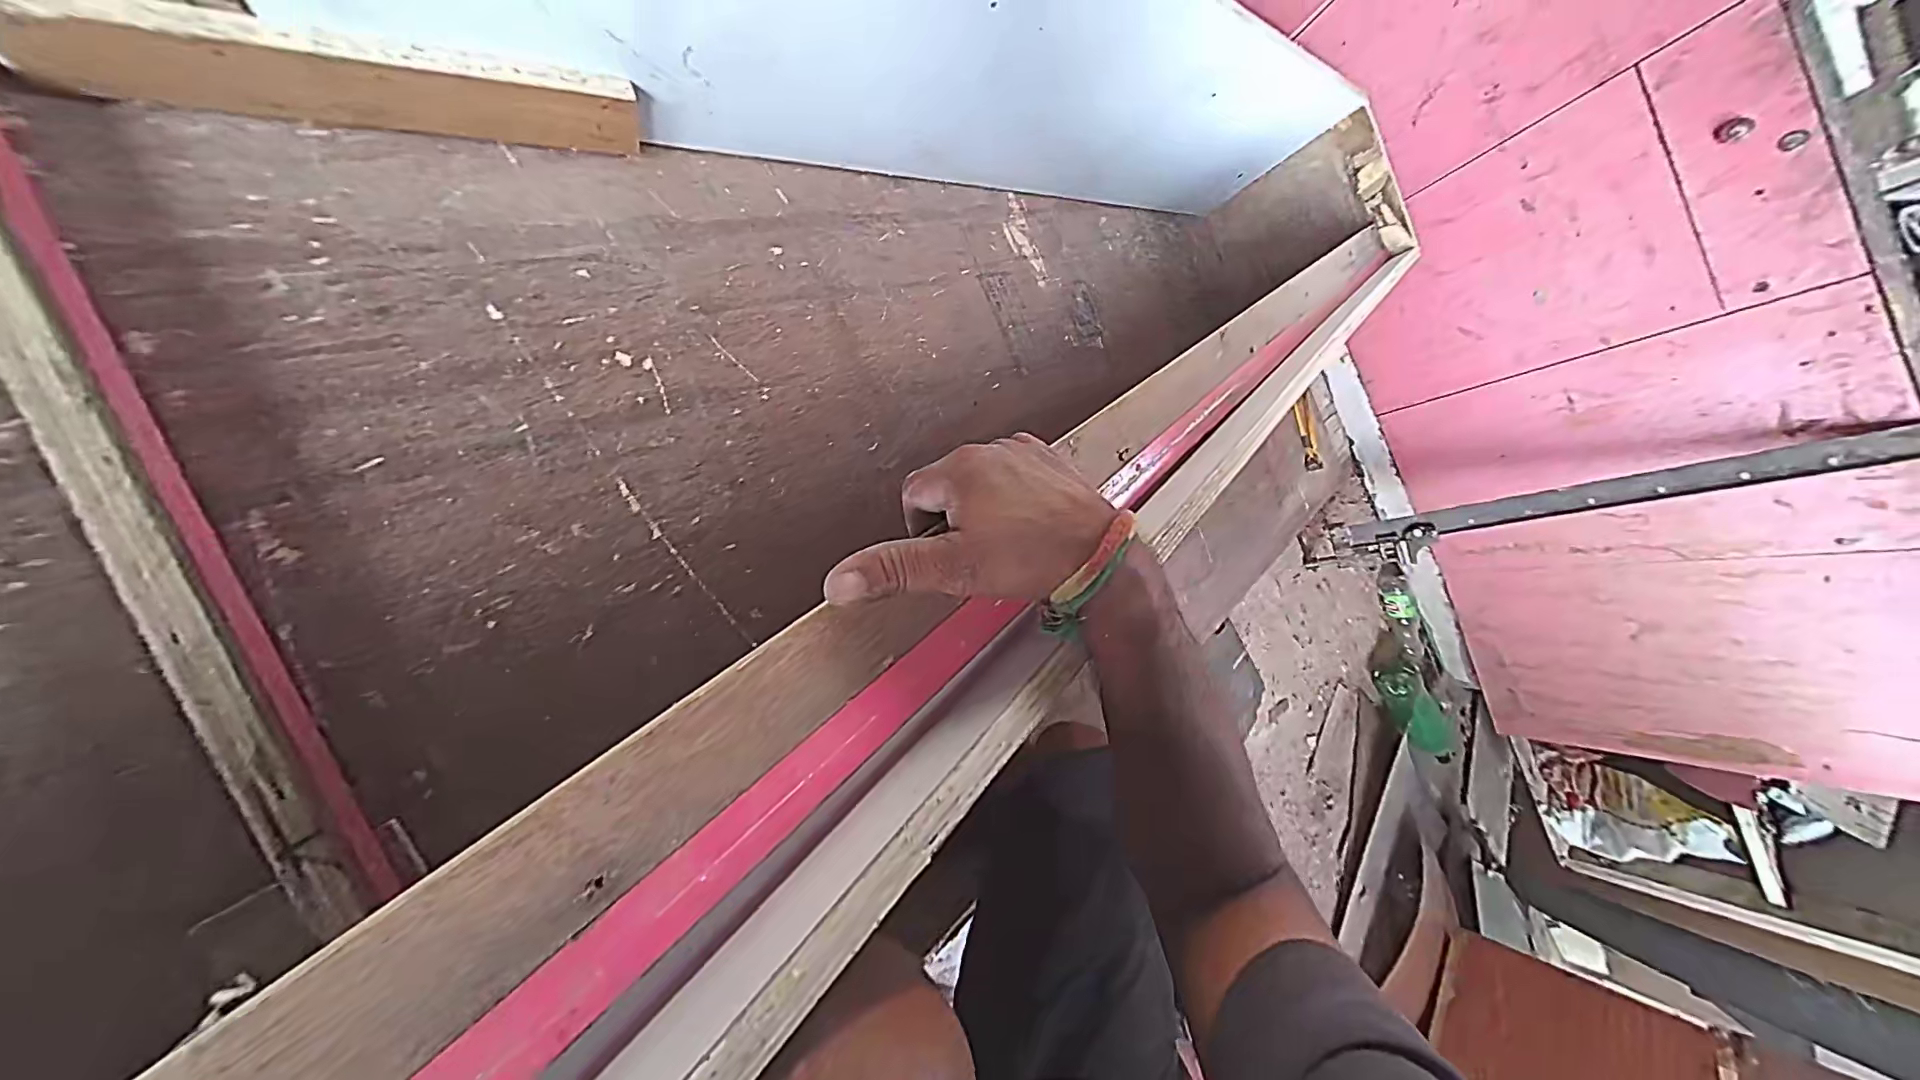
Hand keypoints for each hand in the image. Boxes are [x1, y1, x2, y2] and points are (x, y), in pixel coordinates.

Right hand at [823, 434, 1118, 603]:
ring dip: (983, 510)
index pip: (912, 495)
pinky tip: (1027, 526)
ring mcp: (1022, 453)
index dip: (924, 531)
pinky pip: (1012, 478)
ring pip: (980, 482)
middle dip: (954, 521)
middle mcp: (990, 451)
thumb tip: (840, 579)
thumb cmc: (1034, 557)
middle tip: (980, 551)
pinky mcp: (1048, 461)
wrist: (1099, 555)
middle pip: (946, 487)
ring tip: (1007, 541)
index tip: (949, 552)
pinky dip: (1012, 500)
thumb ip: (893, 569)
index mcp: (959, 468)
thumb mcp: (952, 569)